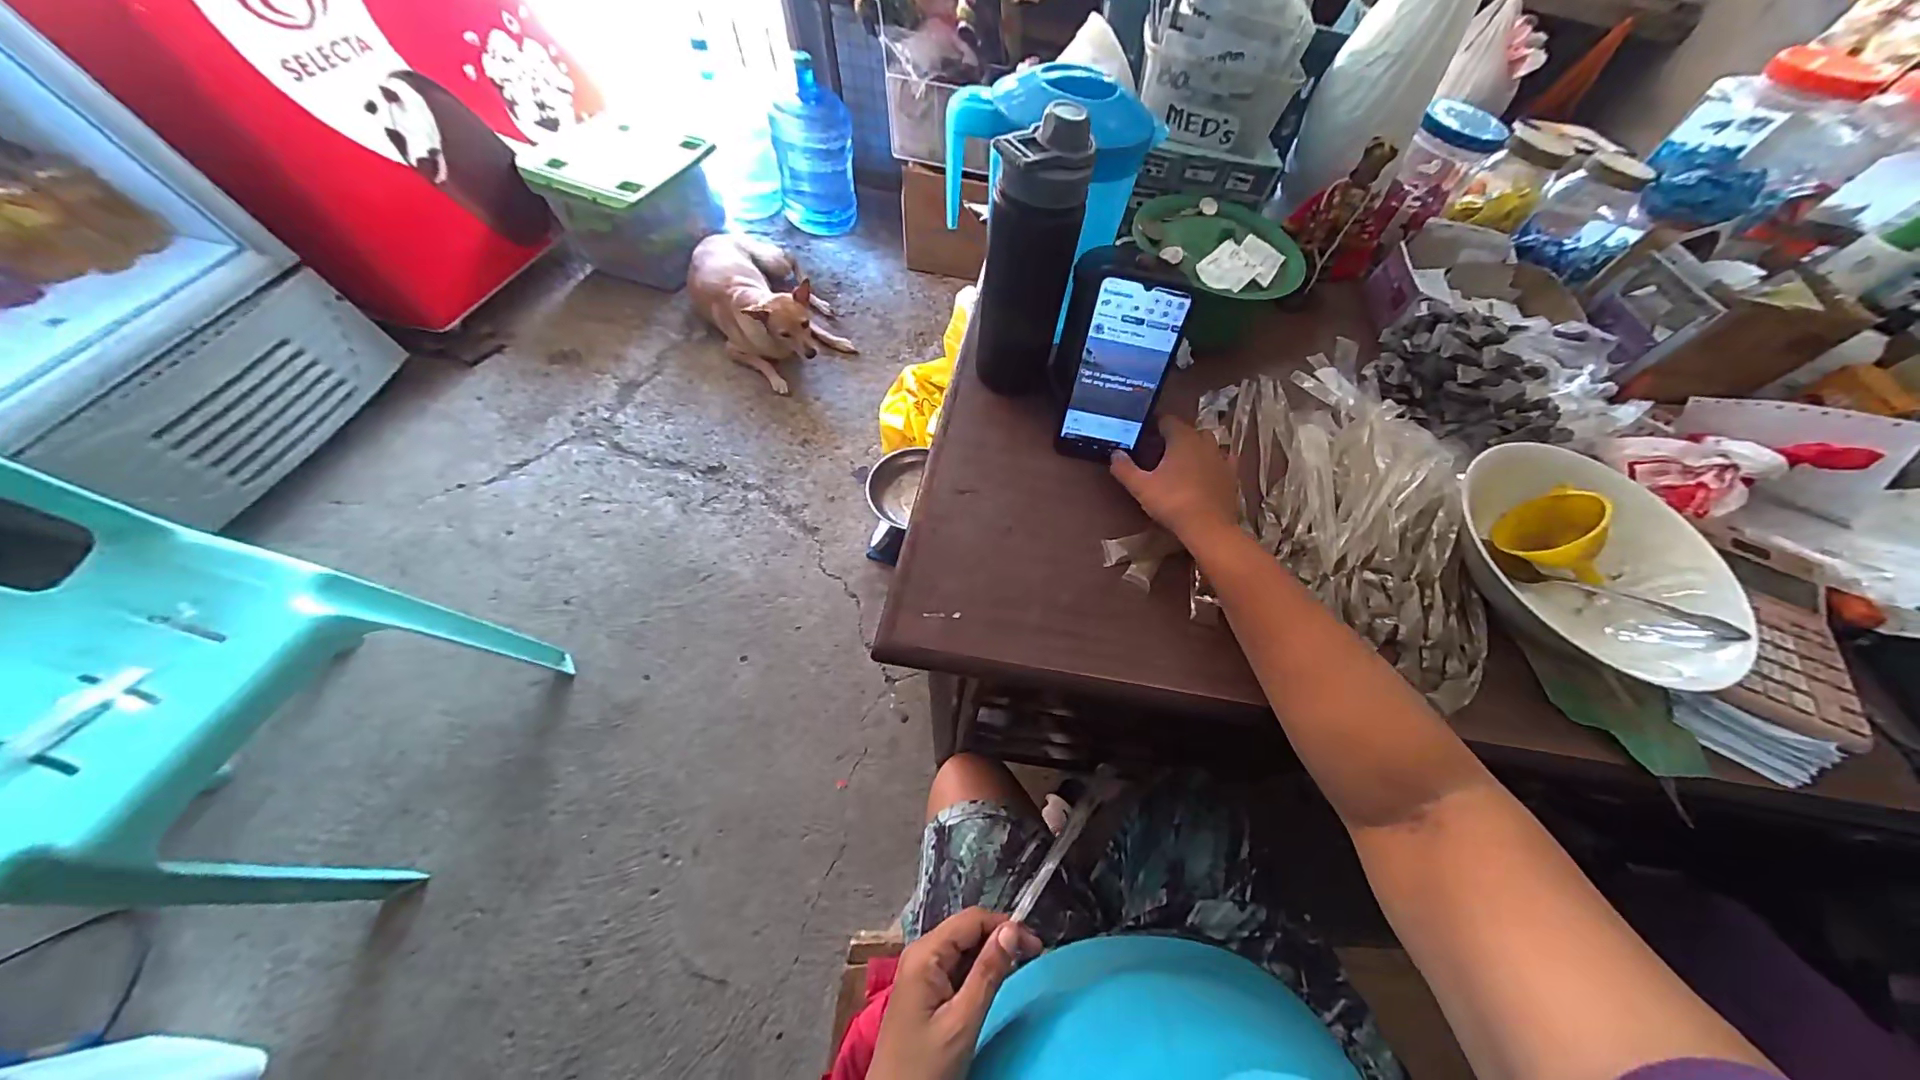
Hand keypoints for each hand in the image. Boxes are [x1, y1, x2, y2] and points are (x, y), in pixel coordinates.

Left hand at [869, 909, 1041, 1079]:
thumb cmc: (925, 1066)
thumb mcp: (962, 1021)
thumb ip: (988, 973)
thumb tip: (1012, 929)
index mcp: (925, 953)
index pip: (972, 919)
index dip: (1005, 925)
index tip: (1036, 946)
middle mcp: (921, 952)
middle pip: (967, 930)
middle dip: (1000, 937)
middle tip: (1033, 955)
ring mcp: (921, 970)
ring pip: (963, 947)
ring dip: (991, 953)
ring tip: (1020, 965)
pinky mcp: (924, 988)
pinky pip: (956, 966)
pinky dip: (978, 969)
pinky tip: (995, 979)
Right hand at [1109, 414, 1240, 541]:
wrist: (1208, 527)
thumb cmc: (1172, 502)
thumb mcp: (1141, 487)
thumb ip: (1125, 468)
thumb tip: (1115, 454)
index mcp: (1182, 438)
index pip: (1167, 420)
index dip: (1155, 426)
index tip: (1146, 436)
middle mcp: (1204, 441)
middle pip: (1188, 430)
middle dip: (1176, 436)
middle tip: (1161, 452)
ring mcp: (1221, 457)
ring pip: (1208, 443)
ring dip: (1196, 447)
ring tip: (1183, 461)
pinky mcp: (1232, 474)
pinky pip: (1223, 460)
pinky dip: (1214, 462)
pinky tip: (1208, 470)